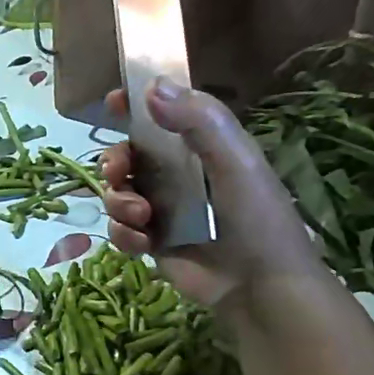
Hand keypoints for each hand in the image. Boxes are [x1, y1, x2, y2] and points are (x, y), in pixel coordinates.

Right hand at [100, 78, 320, 312]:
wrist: (260, 289)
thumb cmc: (256, 218)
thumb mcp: (235, 160)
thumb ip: (198, 120)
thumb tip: (150, 86)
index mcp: (201, 146)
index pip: (163, 114)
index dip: (135, 105)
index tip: (113, 102)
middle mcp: (178, 174)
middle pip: (128, 154)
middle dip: (114, 161)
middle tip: (116, 172)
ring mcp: (163, 209)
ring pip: (118, 192)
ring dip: (119, 201)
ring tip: (141, 217)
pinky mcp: (152, 242)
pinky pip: (120, 229)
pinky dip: (123, 233)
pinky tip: (142, 243)